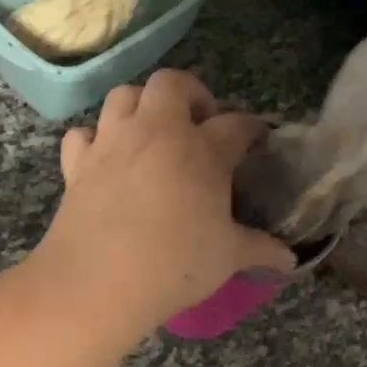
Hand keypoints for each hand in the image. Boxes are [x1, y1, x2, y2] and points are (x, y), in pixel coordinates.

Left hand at [31, 69, 294, 329]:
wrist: (98, 282)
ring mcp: (112, 143)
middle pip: (172, 84)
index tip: (256, 140)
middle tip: (199, 123)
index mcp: (202, 150)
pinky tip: (105, 158)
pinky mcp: (77, 164)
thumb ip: (259, 249)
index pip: (236, 124)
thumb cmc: (173, 265)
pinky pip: (82, 135)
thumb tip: (289, 257)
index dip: (251, 129)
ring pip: (123, 95)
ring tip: (152, 133)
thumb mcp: (227, 258)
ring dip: (140, 106)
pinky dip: (94, 140)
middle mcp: (156, 133)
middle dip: (190, 93)